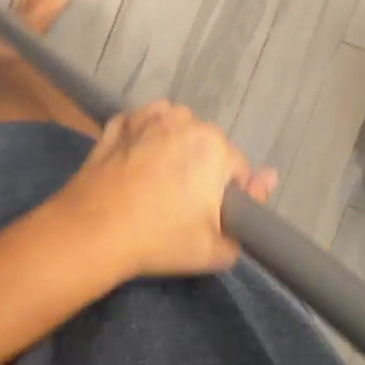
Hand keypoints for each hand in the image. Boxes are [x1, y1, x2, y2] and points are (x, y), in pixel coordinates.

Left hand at [54, 101, 278, 277]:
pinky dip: (144, 137)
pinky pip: (142, 124)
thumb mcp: (216, 249)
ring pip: (175, 127)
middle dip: (201, 168)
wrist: (94, 230)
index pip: (237, 170)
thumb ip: (249, 217)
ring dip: (174, 146)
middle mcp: (185, 120)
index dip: (228, 195)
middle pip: (206, 145)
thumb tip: (269, 178)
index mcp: (214, 147)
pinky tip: (135, 163)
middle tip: (181, 203)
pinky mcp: (118, 122)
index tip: (209, 216)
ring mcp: (147, 116)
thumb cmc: (161, 239)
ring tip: (158, 181)